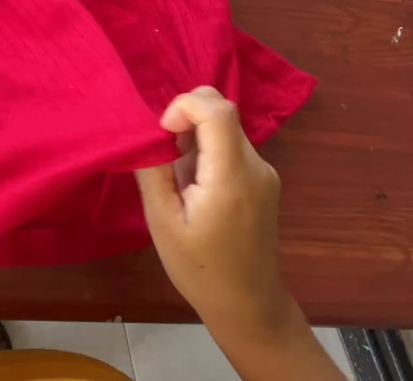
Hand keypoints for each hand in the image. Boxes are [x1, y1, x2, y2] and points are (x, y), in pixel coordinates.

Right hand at [135, 87, 290, 334]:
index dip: (184, 105)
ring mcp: (264, 172)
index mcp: (231, 178)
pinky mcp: (263, 179)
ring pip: (224, 125)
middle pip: (222, 110)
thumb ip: (153, 171)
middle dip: (186, 118)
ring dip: (195, 135)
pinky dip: (207, 148)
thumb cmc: (200, 269)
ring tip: (180, 178)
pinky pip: (231, 142)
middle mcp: (255, 167)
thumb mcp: (162, 222)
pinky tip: (195, 185)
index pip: (216, 110)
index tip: (163, 133)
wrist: (249, 307)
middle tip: (165, 154)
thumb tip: (148, 133)